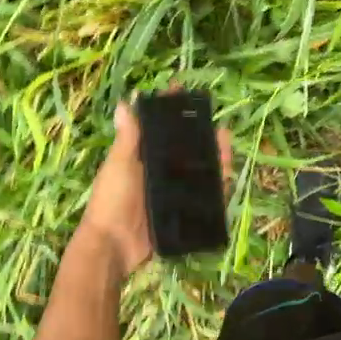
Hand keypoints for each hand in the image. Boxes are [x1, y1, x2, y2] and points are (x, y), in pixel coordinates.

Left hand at [72, 100, 233, 275]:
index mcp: (142, 158)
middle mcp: (159, 173)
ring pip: (199, 172)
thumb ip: (128, 139)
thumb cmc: (111, 201)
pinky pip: (204, 198)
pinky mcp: (182, 213)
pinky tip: (228, 178)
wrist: (114, 246)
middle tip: (221, 128)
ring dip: (215, 160)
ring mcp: (172, 193)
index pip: (159, 130)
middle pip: (186, 150)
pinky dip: (217, 188)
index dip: (170, 112)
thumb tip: (126, 103)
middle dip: (204, 138)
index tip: (184, 93)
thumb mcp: (119, 165)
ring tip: (228, 149)